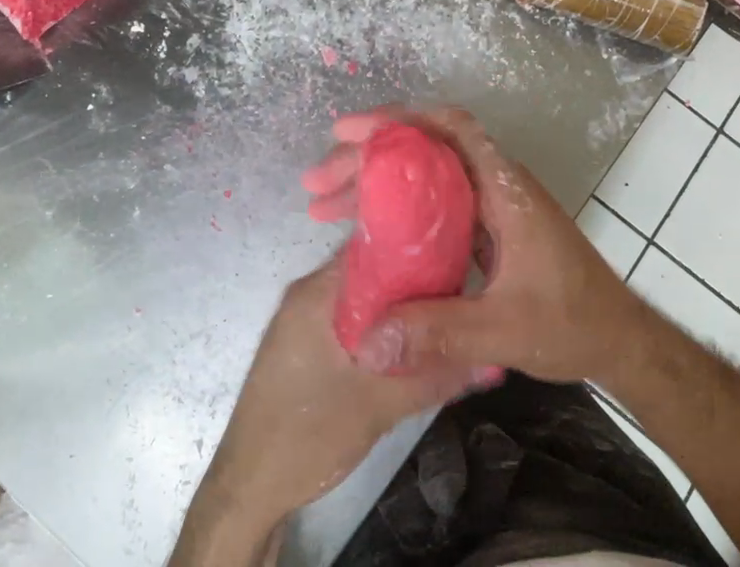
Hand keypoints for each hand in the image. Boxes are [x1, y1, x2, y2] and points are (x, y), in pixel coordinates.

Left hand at [184, 260, 486, 551]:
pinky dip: (384, 333)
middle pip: (373, 273)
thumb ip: (436, 378)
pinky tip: (416, 350)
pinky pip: (353, 324)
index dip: (420, 247)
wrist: (246, 493)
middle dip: (418, 284)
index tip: (463, 257)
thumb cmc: (305, 437)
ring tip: (449, 320)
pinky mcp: (306, 350)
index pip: (374, 246)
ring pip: (365, 302)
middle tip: (465, 295)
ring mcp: (304, 324)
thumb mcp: (379, 406)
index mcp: (316, 293)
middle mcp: (308, 297)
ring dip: (403, 314)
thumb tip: (492, 358)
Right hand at [301, 107, 648, 383]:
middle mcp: (499, 188)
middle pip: (428, 151)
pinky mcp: (492, 234)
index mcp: (506, 191)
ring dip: (378, 186)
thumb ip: (439, 332)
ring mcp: (496, 210)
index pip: (451, 130)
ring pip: (428, 180)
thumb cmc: (573, 323)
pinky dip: (398, 213)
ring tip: (324, 206)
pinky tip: (366, 235)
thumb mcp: (504, 330)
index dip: (399, 122)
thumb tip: (366, 338)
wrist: (619, 340)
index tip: (348, 135)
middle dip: (370, 159)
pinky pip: (437, 208)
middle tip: (316, 185)